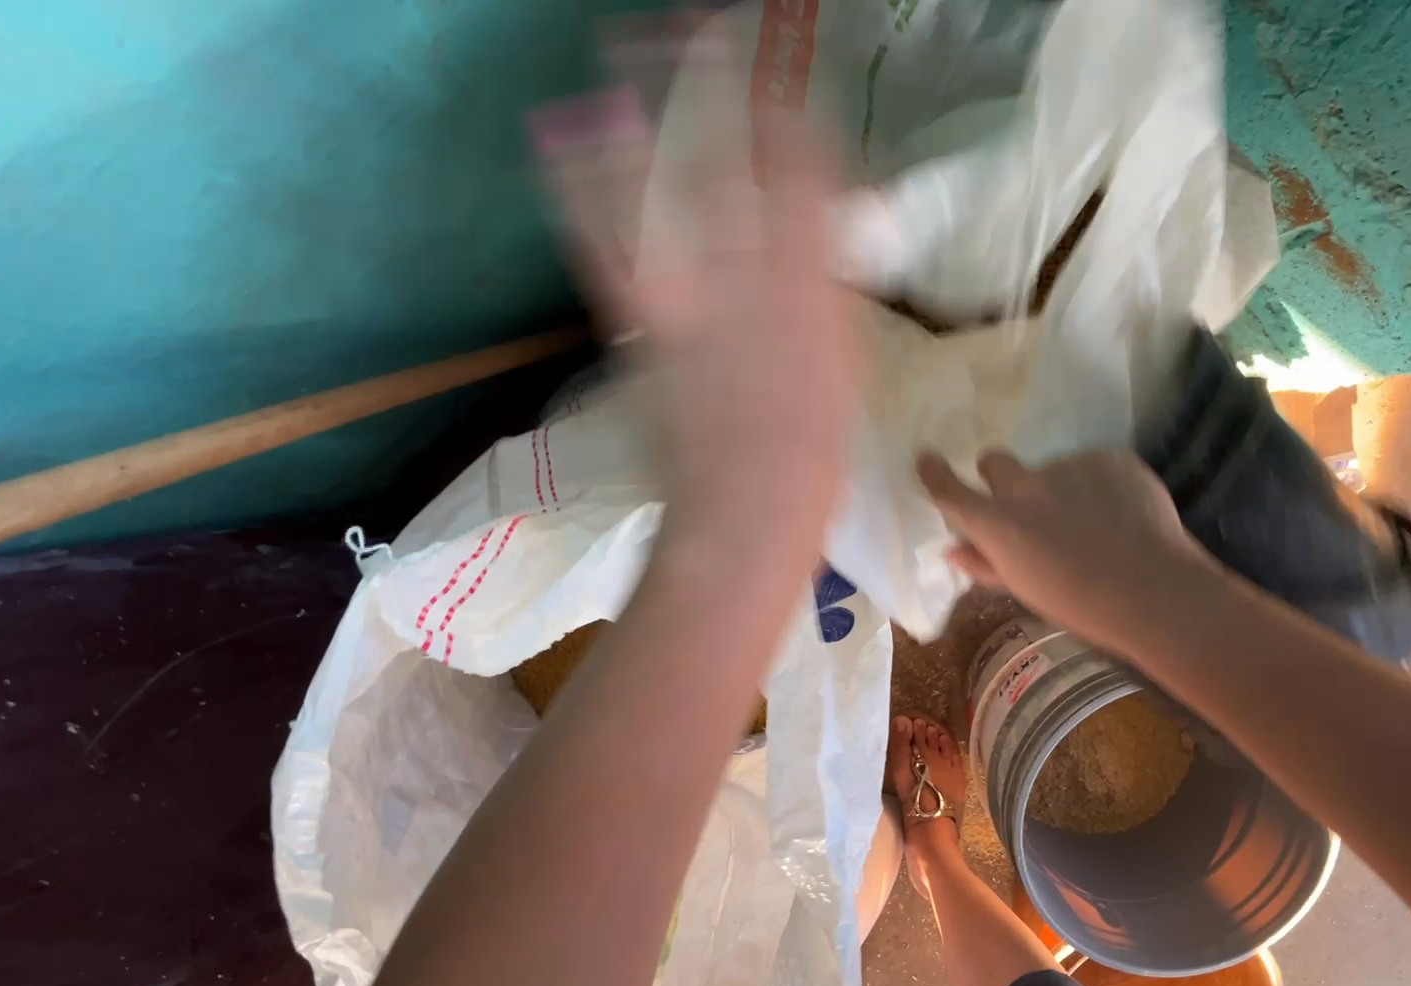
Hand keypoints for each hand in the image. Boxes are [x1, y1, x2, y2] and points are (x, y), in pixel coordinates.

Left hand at [533, 88, 862, 552]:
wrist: (746, 511)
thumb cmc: (815, 453)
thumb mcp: (849, 365)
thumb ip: (831, 292)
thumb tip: (820, 238)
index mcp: (813, 279)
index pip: (804, 167)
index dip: (788, 109)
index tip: (778, 75)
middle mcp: (750, 268)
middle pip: (730, 151)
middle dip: (715, 77)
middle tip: (697, 21)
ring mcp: (690, 294)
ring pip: (661, 182)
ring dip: (645, 108)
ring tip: (628, 44)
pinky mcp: (642, 324)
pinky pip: (604, 244)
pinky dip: (580, 188)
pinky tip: (560, 136)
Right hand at [917, 448, 1210, 653]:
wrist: (1153, 590)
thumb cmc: (1079, 603)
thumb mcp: (1023, 589)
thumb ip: (984, 564)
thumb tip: (953, 549)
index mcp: (996, 522)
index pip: (948, 490)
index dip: (934, 474)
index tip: (927, 460)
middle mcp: (1023, 486)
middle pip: (995, 462)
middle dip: (1000, 478)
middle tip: (1025, 506)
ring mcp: (1068, 466)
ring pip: (1051, 470)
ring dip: (1060, 490)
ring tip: (1093, 526)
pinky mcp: (1108, 458)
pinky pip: (1092, 467)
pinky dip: (1099, 487)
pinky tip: (1120, 516)